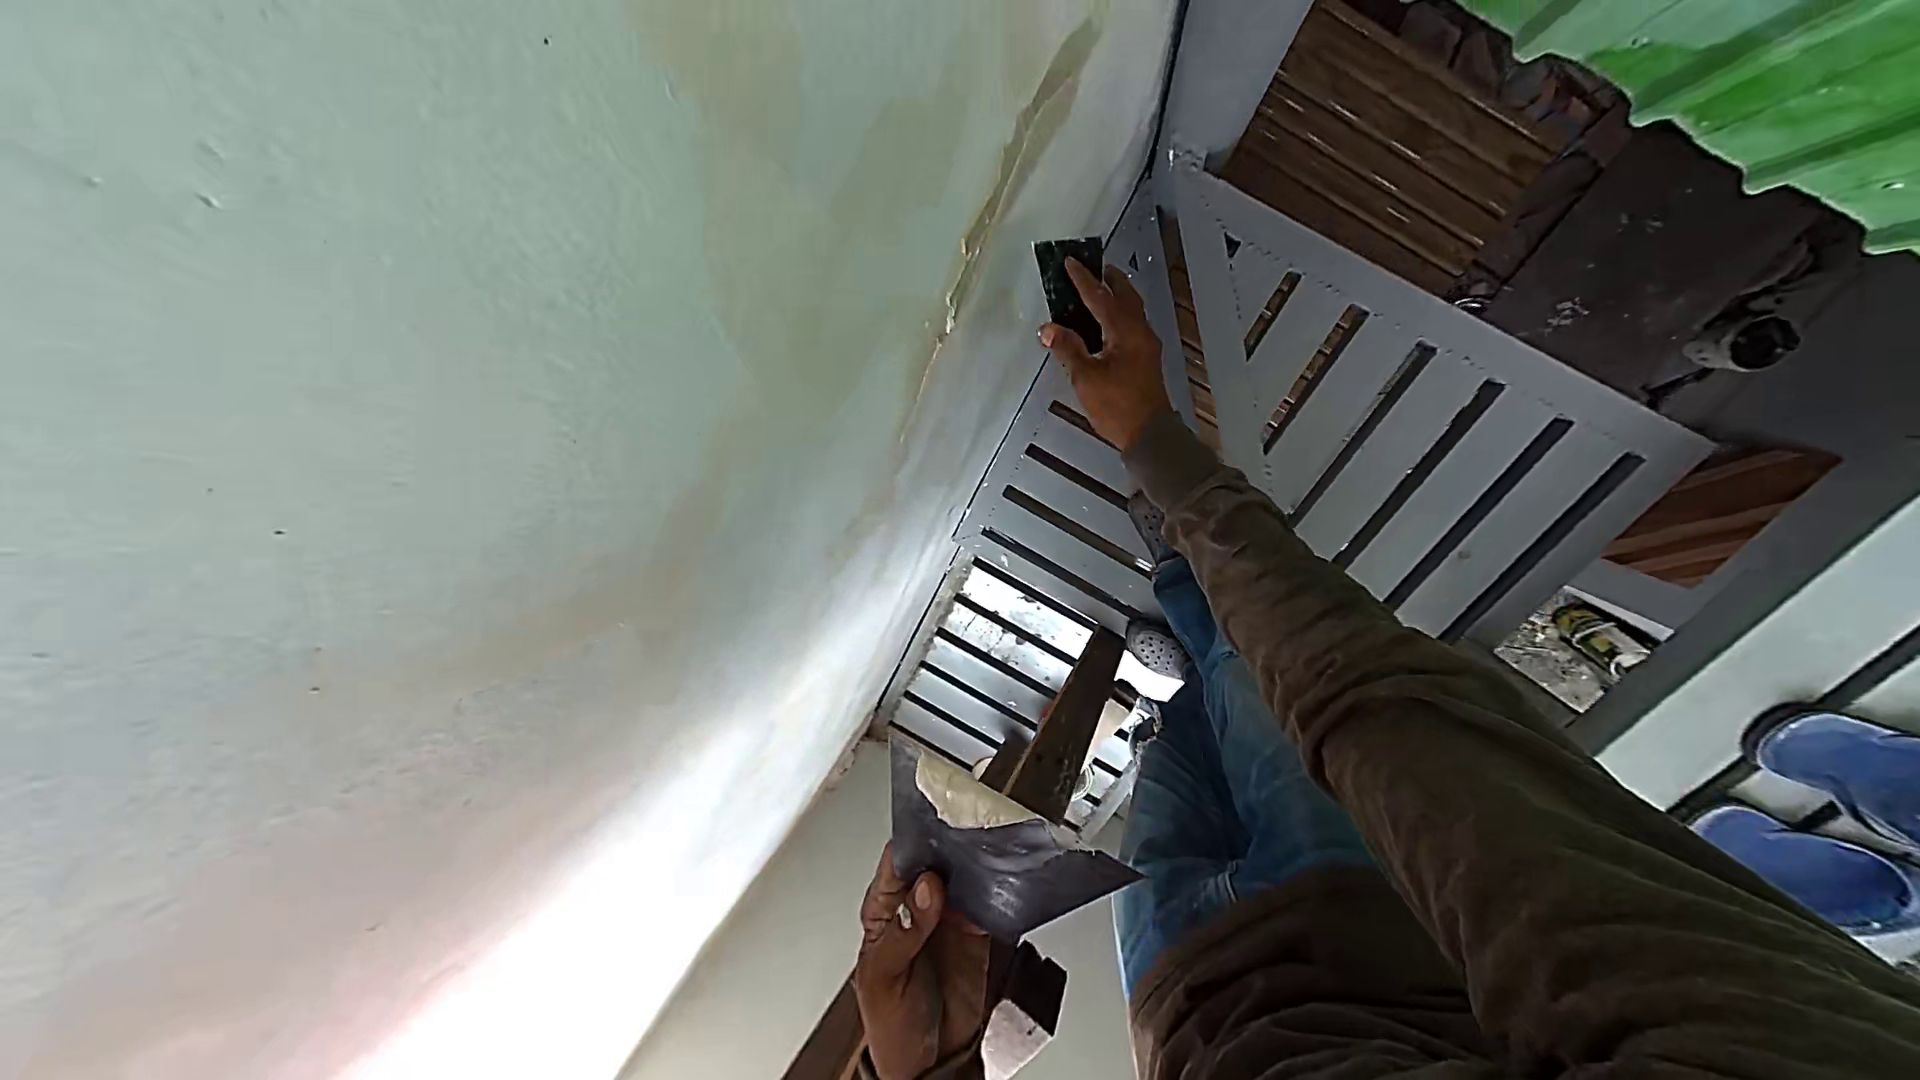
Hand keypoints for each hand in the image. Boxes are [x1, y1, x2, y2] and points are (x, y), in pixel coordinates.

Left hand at [853, 844, 990, 1079]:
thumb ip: (903, 931)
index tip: (935, 825)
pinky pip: (989, 896)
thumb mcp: (884, 978)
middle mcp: (919, 899)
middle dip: (950, 839)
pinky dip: (997, 884)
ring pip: (963, 869)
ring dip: (975, 857)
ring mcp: (949, 911)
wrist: (932, 1064)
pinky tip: (1002, 875)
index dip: (916, 837)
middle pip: (935, 855)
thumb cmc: (891, 1022)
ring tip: (988, 845)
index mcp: (887, 904)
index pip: (898, 857)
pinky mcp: (977, 927)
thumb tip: (926, 886)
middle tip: (968, 828)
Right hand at [1041, 259, 1171, 450]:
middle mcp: (1139, 333)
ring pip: (1131, 309)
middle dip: (1109, 279)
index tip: (1071, 263)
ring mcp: (1146, 346)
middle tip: (1094, 267)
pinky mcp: (1145, 359)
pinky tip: (1109, 323)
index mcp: (1125, 331)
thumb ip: (1068, 349)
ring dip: (1116, 295)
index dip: (1083, 279)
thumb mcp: (1086, 377)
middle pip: (1125, 296)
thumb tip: (1049, 329)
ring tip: (1102, 288)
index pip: (1100, 297)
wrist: (1148, 433)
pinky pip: (1132, 325)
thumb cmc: (1119, 407)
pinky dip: (1119, 315)